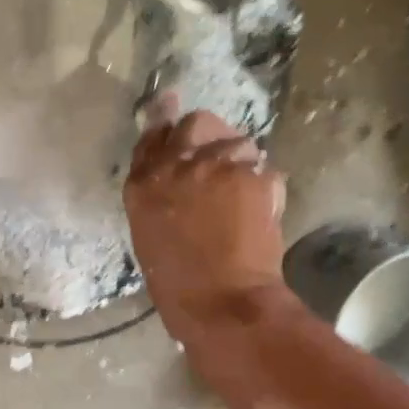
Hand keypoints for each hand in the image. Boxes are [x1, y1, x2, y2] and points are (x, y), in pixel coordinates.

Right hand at [124, 93, 288, 342]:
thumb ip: (159, 198)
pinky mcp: (253, 177)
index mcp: (142, 186)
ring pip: (238, 143)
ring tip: (246, 194)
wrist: (220, 304)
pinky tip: (262, 213)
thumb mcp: (151, 235)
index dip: (164, 121)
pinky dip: (266, 189)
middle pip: (196, 124)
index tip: (170, 105)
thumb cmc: (177, 285)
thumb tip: (176, 181)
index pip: (152, 138)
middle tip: (221, 156)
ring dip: (243, 162)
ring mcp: (216, 167)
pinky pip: (266, 171)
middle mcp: (175, 166)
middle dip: (210, 133)